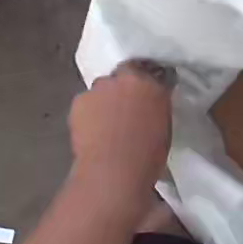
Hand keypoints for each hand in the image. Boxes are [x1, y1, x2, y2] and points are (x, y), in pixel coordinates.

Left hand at [68, 61, 173, 199]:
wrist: (113, 170)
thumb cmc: (148, 155)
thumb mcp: (164, 127)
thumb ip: (157, 107)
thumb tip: (150, 106)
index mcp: (153, 85)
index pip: (156, 73)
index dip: (152, 83)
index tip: (152, 95)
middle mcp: (126, 79)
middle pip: (126, 74)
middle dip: (126, 86)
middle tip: (129, 107)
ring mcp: (99, 88)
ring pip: (104, 88)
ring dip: (107, 98)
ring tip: (109, 121)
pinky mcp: (79, 100)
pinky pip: (87, 101)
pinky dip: (91, 110)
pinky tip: (94, 129)